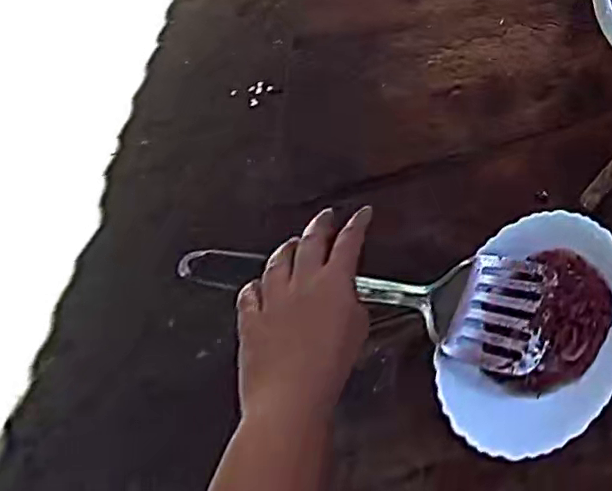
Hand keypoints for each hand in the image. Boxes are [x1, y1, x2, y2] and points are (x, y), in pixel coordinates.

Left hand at [234, 206, 372, 422]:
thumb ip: (352, 303)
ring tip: (291, 242)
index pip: (349, 240)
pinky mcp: (250, 322)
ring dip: (286, 248)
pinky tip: (257, 284)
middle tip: (326, 216)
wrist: (290, 397)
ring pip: (277, 262)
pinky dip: (255, 284)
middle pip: (310, 241)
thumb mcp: (358, 326)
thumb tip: (344, 298)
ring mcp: (273, 300)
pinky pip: (249, 294)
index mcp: (334, 280)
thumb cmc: (331, 364)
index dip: (357, 223)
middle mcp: (302, 282)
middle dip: (320, 224)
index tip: (362, 214)